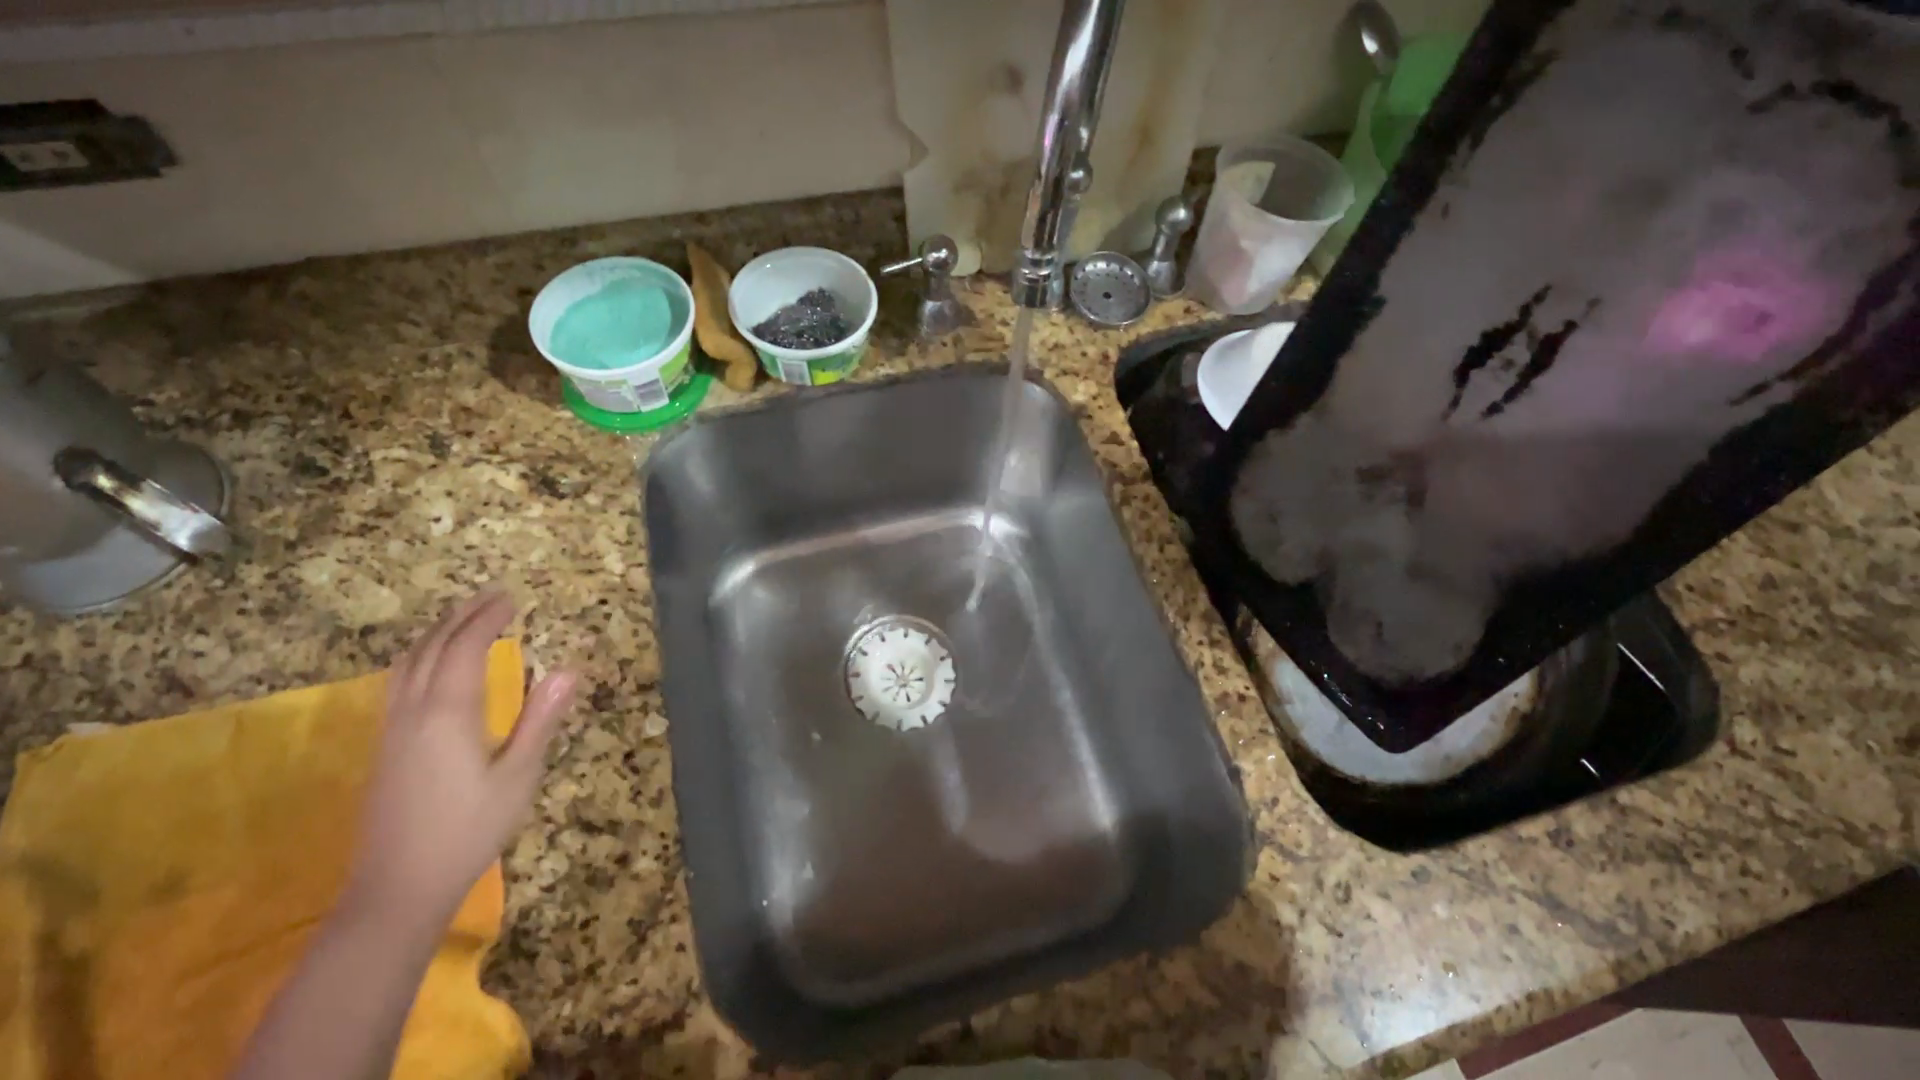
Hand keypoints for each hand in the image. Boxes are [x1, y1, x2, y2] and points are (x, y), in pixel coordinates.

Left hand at [344, 590, 577, 925]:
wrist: (399, 885)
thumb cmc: (469, 830)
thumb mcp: (519, 776)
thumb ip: (541, 719)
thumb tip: (568, 669)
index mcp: (449, 711)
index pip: (467, 646)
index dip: (488, 618)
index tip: (512, 600)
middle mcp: (414, 709)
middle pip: (433, 646)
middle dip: (461, 616)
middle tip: (491, 598)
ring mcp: (392, 728)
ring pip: (408, 662)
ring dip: (435, 633)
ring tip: (462, 621)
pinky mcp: (384, 747)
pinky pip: (398, 682)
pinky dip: (420, 657)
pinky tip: (431, 669)